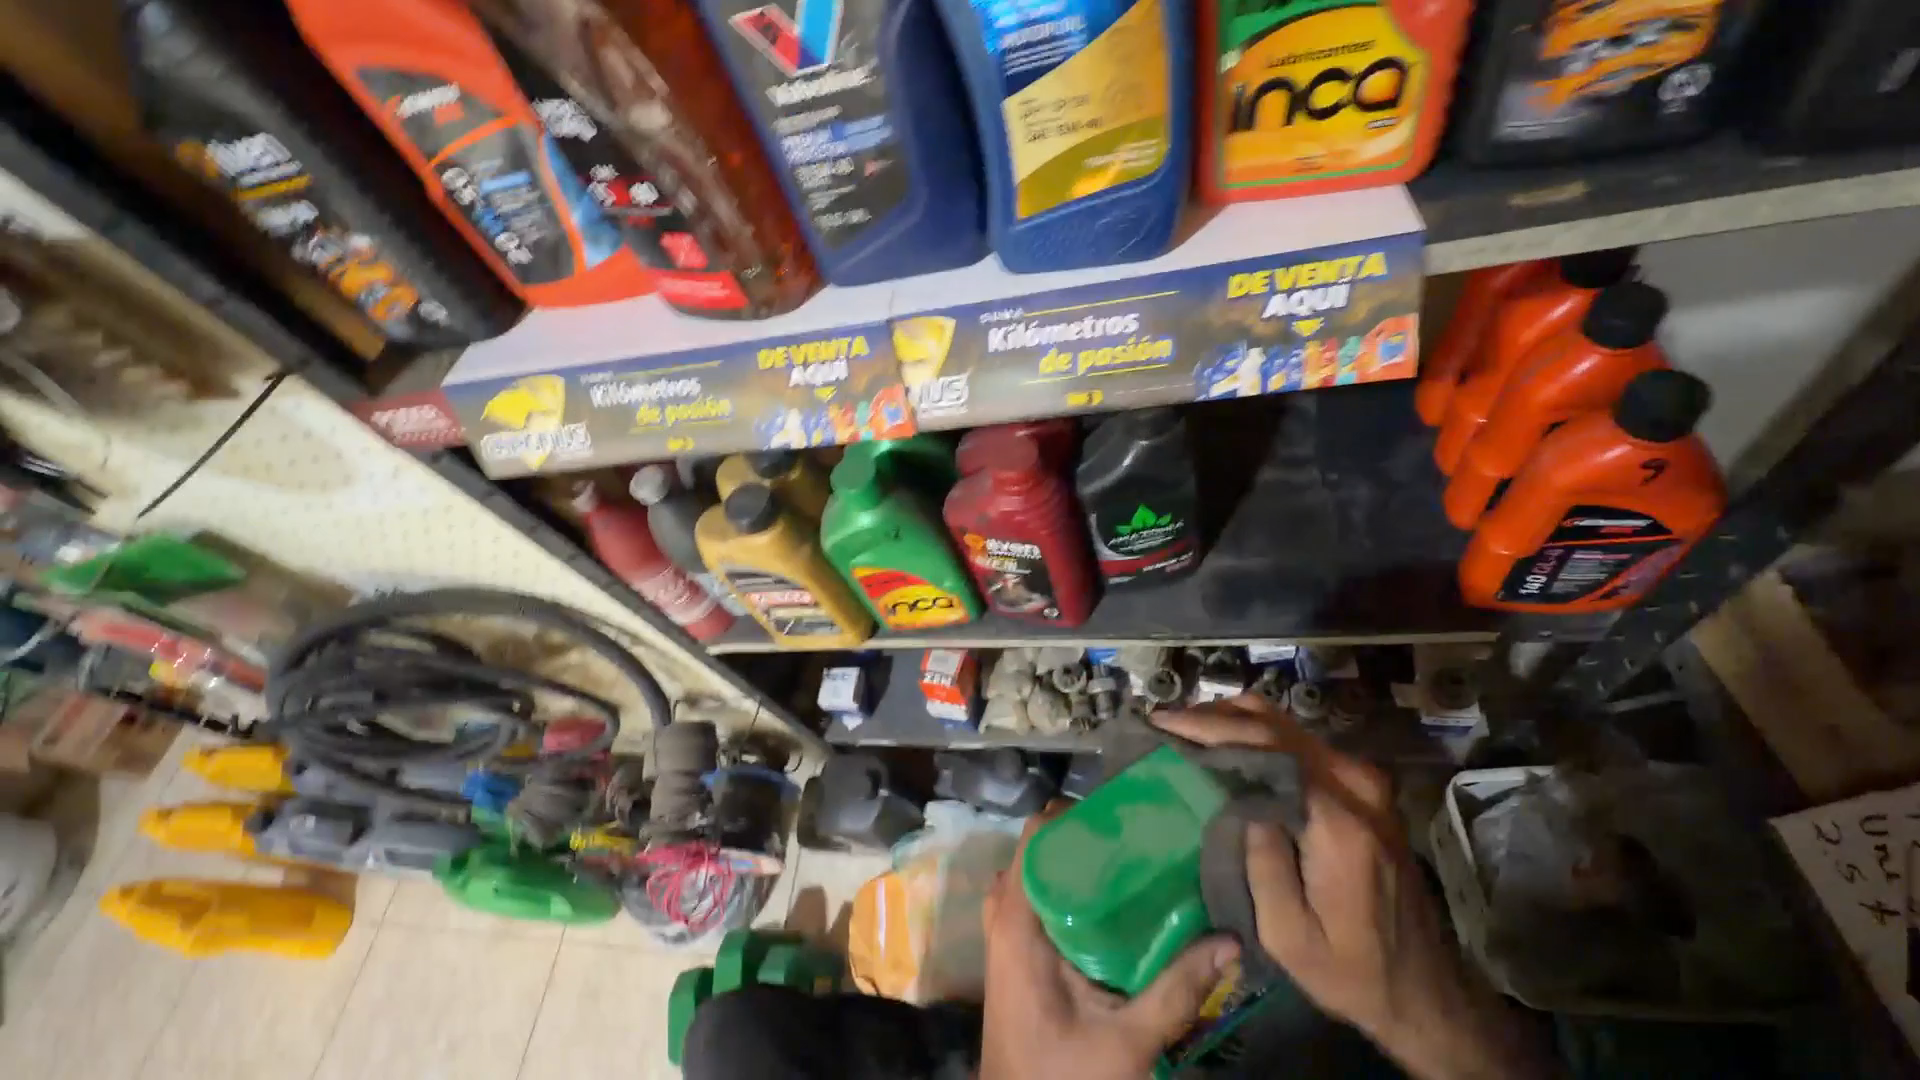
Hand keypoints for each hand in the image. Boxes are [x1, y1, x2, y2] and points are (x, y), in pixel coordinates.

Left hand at [979, 810, 1239, 1079]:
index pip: (1037, 837)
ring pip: (1042, 876)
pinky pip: (1040, 902)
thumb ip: (1176, 990)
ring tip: (1131, 865)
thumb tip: (1232, 941)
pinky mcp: (1017, 954)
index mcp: (1018, 921)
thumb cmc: (1062, 1076)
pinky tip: (1114, 906)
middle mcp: (1004, 915)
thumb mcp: (1127, 1040)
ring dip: (1079, 868)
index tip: (1127, 818)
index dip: (1077, 817)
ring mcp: (1006, 934)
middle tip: (1140, 842)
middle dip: (1087, 841)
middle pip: (1042, 852)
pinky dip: (1070, 894)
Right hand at [1154, 695, 1551, 1079]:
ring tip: (1187, 729)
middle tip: (1167, 721)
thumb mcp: (1290, 936)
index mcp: (1338, 822)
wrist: (1424, 988)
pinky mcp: (1365, 788)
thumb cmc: (1352, 969)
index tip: (1163, 723)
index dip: (1210, 729)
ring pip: (1289, 726)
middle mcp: (1358, 787)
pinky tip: (1228, 746)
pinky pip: (1302, 744)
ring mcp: (1366, 783)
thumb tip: (1239, 801)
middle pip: (1277, 725)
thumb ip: (1263, 864)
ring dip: (1237, 721)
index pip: (1267, 749)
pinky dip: (1259, 736)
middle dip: (1216, 716)